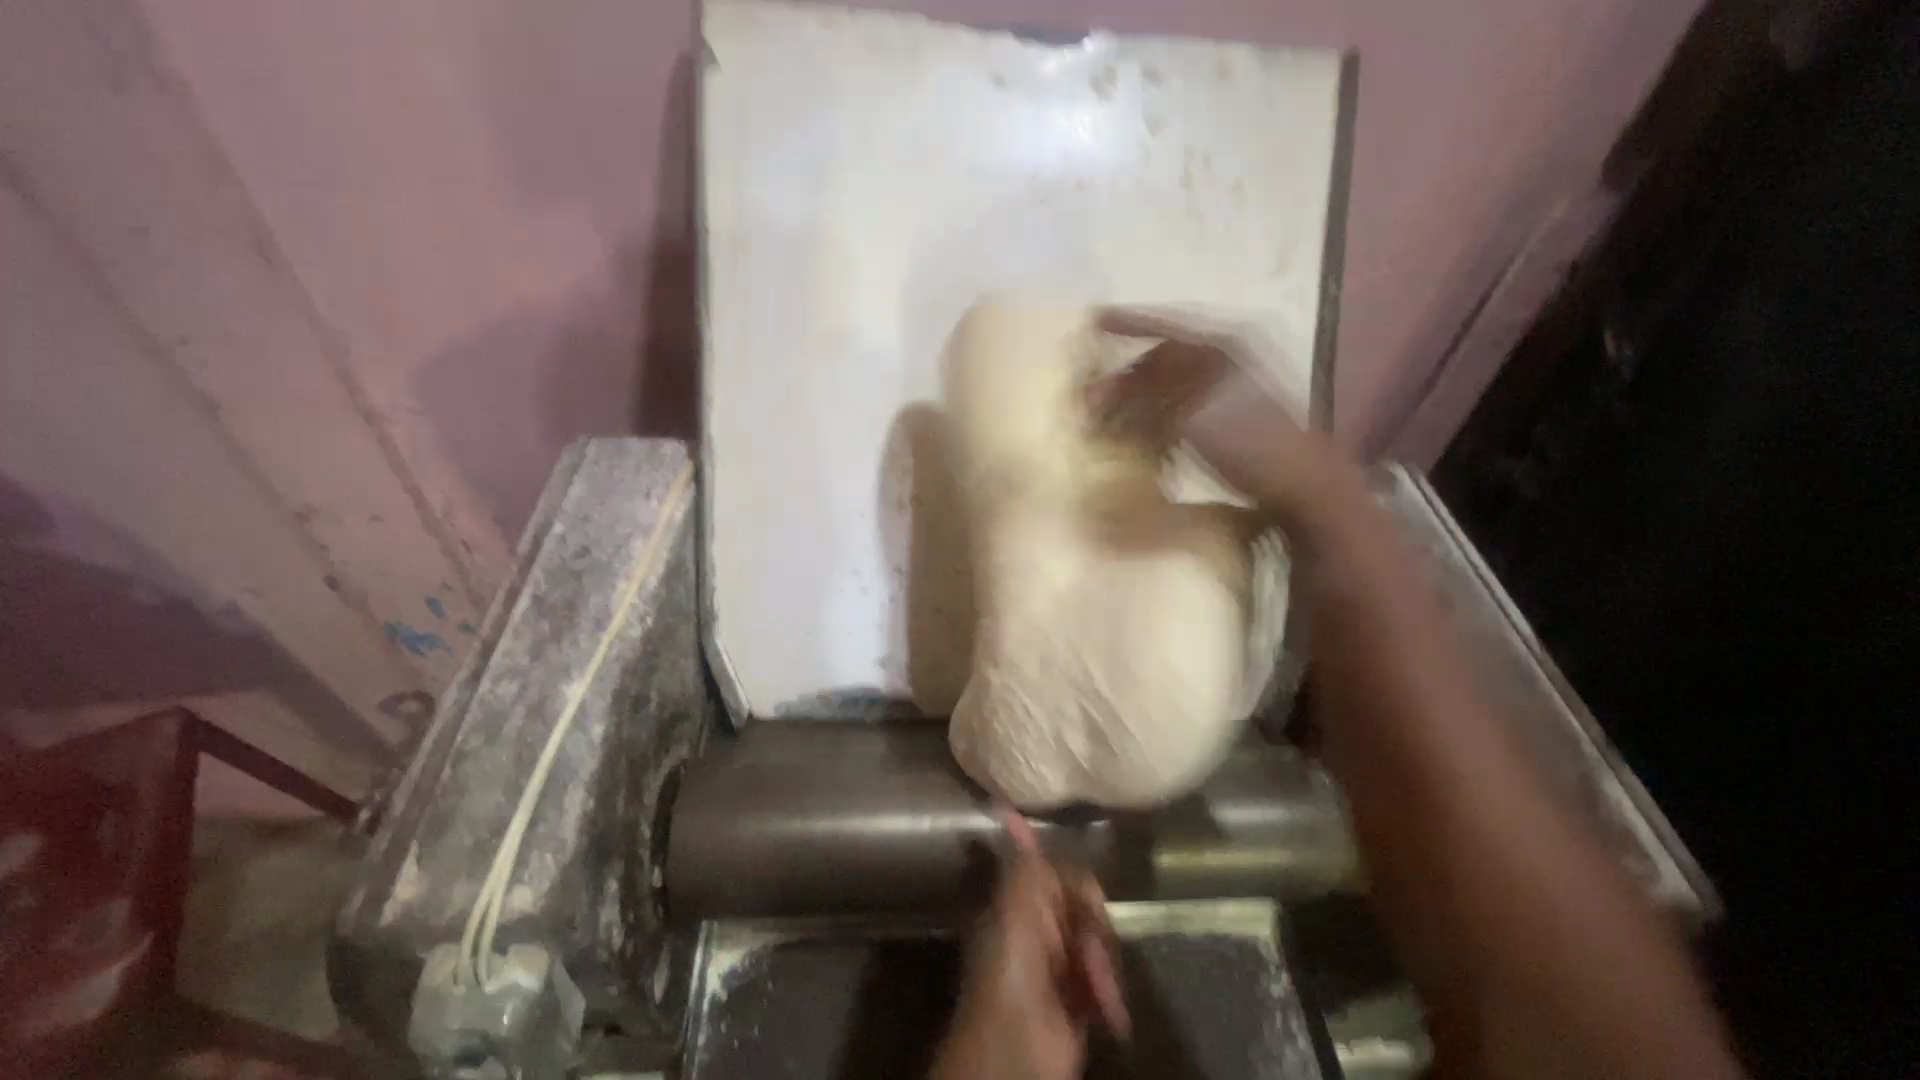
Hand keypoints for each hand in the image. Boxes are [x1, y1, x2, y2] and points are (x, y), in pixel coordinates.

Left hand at [930, 813, 1128, 1079]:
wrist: (1018, 1045)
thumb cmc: (1012, 970)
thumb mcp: (1015, 907)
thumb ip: (1022, 863)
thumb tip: (1007, 808)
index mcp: (1019, 904)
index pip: (1055, 873)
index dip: (1075, 878)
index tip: (1089, 894)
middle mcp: (1038, 928)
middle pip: (1084, 909)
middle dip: (1094, 929)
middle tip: (1089, 952)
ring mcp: (1058, 964)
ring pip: (1097, 945)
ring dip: (1102, 965)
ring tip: (1096, 987)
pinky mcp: (1078, 998)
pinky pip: (1103, 982)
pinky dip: (1108, 994)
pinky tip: (1106, 1008)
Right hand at [1092, 306, 1359, 522]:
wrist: (1304, 487)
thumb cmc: (1253, 444)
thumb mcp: (1193, 414)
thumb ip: (1144, 399)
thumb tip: (1098, 392)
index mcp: (1224, 347)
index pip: (1168, 326)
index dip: (1131, 322)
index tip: (1094, 320)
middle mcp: (1226, 361)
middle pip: (1164, 358)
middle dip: (1124, 374)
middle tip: (1090, 393)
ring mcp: (1229, 391)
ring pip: (1170, 385)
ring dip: (1136, 400)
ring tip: (1106, 418)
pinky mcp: (1229, 421)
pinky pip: (1180, 410)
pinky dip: (1156, 420)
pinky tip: (1137, 436)